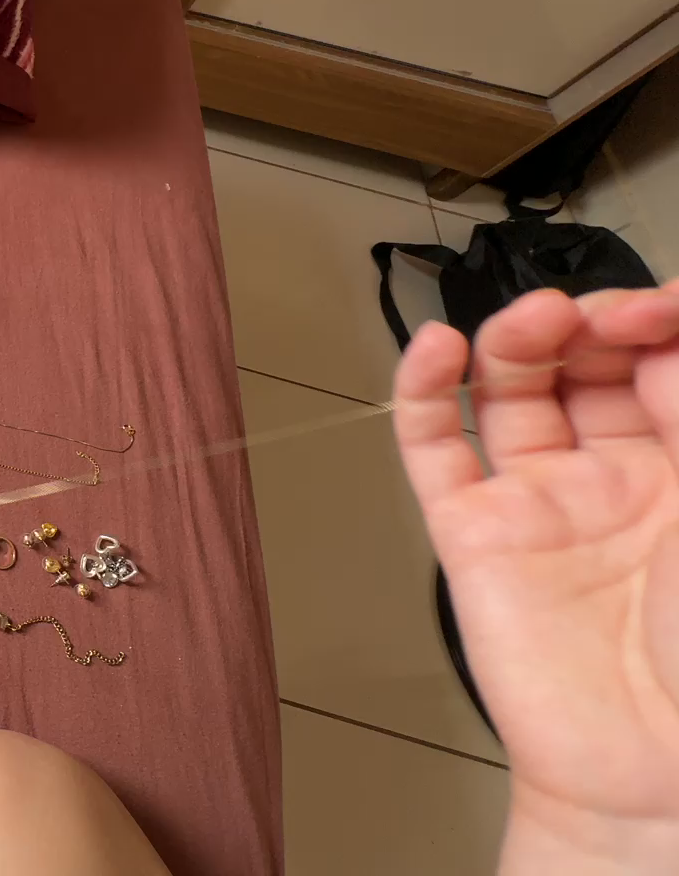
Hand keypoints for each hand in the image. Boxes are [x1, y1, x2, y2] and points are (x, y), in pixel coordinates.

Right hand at [393, 286, 678, 871]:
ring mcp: (538, 497)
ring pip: (511, 394)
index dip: (664, 326)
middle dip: (591, 325)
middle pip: (591, 370)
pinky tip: (435, 348)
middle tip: (593, 312)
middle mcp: (624, 477)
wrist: (666, 767)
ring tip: (525, 320)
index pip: (671, 370)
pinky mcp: (468, 520)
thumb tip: (663, 356)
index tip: (660, 311)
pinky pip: (435, 443)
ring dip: (512, 343)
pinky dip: (424, 390)